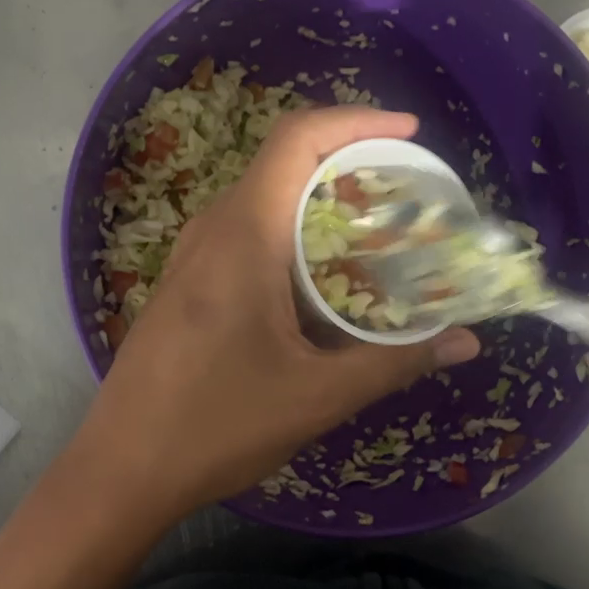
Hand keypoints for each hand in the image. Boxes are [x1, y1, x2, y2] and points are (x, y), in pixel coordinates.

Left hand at [77, 107, 479, 514]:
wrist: (123, 467)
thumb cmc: (217, 425)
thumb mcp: (317, 396)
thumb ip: (394, 362)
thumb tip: (464, 342)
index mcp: (243, 236)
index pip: (296, 139)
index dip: (355, 121)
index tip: (408, 133)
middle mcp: (212, 232)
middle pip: (283, 167)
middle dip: (348, 167)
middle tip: (405, 195)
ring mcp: (190, 260)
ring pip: (262, 205)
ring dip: (317, 208)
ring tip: (373, 236)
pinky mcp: (184, 289)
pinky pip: (243, 239)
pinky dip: (289, 241)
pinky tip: (319, 285)